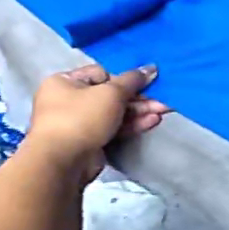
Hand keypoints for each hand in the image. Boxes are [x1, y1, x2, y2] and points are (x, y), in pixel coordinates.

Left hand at [23, 63, 168, 185]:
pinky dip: (132, 124)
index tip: (146, 82)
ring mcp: (80, 122)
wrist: (63, 161)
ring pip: (115, 113)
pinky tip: (153, 121)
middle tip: (162, 98)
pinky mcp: (90, 141)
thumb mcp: (111, 93)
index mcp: (66, 81)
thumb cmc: (82, 117)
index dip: (124, 78)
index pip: (101, 73)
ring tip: (164, 109)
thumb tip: (150, 68)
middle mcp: (70, 100)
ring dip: (140, 111)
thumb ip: (133, 80)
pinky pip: (114, 128)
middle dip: (138, 97)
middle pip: (111, 94)